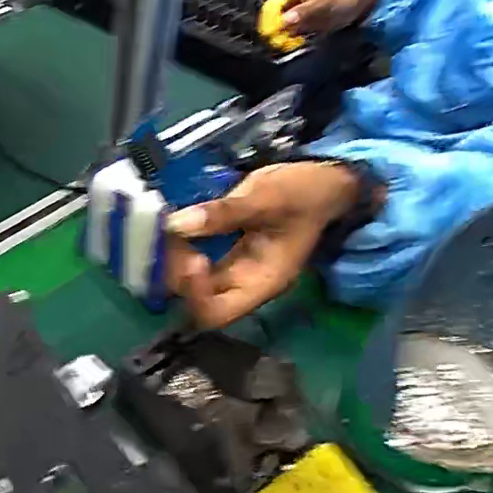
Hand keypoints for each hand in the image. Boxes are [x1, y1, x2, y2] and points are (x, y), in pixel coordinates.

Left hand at [165, 162, 363, 328]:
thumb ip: (225, 212)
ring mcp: (235, 270)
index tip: (189, 258)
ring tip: (169, 230)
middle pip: (200, 300)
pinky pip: (197, 263)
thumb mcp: (267, 197)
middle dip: (179, 275)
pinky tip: (174, 227)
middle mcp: (246, 284)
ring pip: (194, 283)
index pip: (218, 312)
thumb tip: (178, 223)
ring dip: (176, 262)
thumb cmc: (304, 193)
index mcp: (263, 282)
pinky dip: (181, 249)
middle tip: (169, 240)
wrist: (323, 181)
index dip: (195, 294)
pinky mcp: (227, 255)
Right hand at [272, 0, 379, 35]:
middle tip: (281, 45)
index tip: (271, 38)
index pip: (271, 8)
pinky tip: (297, 44)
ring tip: (289, 46)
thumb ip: (303, 12)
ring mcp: (300, 10)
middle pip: (274, 18)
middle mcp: (293, 0)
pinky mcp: (307, 20)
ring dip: (284, 37)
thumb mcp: (323, 4)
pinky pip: (294, 31)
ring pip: (283, 27)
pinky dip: (293, 38)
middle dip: (276, 32)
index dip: (268, 23)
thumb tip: (284, 22)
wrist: (366, 0)